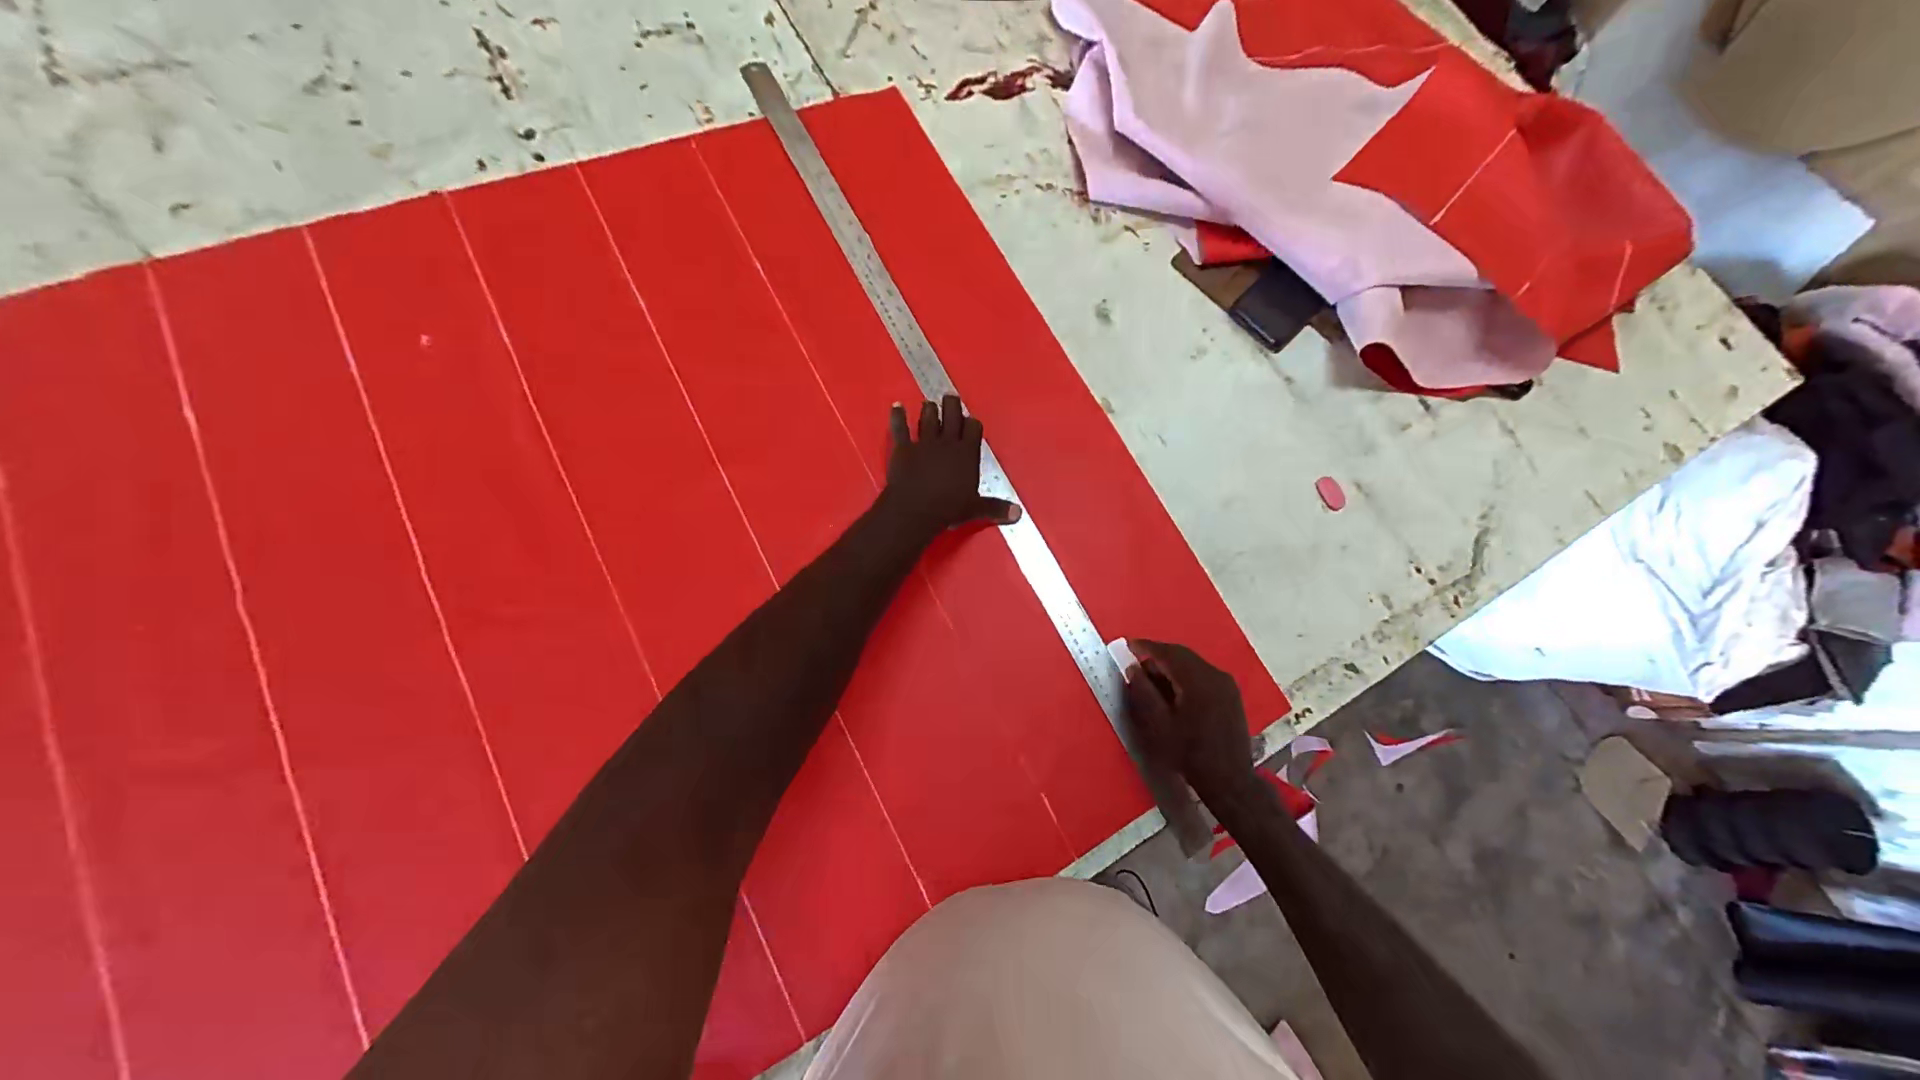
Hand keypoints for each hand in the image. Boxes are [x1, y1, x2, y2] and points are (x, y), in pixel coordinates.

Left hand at [882, 395, 1021, 535]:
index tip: (970, 421)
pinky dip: (897, 416)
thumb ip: (995, 508)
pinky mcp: (903, 448)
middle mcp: (947, 442)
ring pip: (927, 417)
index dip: (972, 423)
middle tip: (950, 398)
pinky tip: (897, 406)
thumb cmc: (948, 509)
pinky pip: (900, 428)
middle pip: (951, 415)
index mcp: (967, 453)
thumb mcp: (975, 509)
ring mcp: (924, 443)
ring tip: (928, 404)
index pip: (973, 428)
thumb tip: (1017, 514)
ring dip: (928, 409)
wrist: (915, 510)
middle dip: (951, 405)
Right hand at [1121, 639, 1256, 801]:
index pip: (1168, 653)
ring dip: (1172, 666)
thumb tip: (1133, 668)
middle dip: (1158, 656)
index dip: (1146, 647)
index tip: (1128, 645)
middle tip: (1137, 665)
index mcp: (1198, 680)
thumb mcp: (1159, 725)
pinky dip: (1185, 676)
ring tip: (1152, 680)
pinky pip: (1203, 675)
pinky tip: (1174, 690)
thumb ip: (1144, 692)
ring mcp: (1226, 684)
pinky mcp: (1231, 695)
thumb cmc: (1189, 754)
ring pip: (1193, 664)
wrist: (1229, 780)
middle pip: (1182, 655)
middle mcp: (1215, 675)